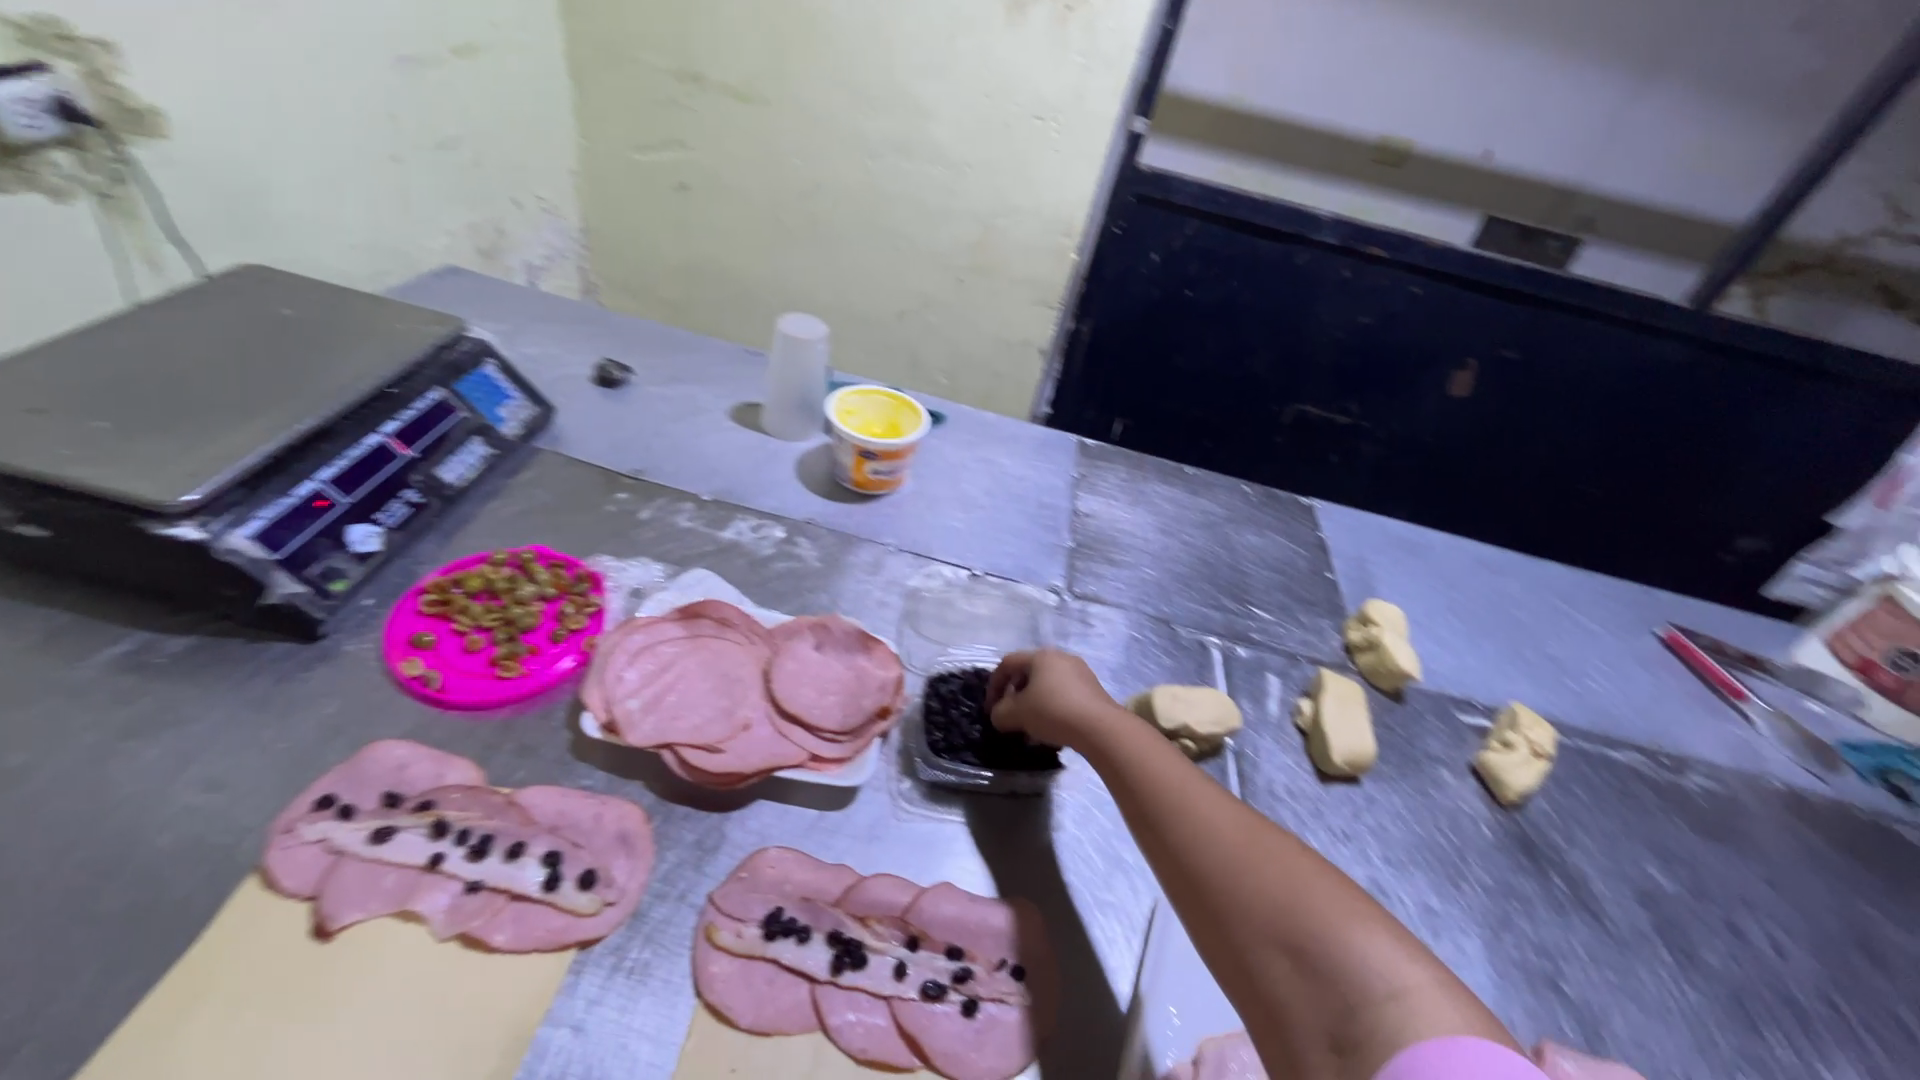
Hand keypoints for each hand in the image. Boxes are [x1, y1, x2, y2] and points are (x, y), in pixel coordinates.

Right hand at [986, 649, 1122, 750]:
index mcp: (1040, 656)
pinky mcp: (1093, 690)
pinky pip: (1064, 695)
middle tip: (1010, 717)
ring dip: (1033, 705)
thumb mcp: (1016, 715)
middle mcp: (1061, 658)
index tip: (991, 709)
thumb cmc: (1052, 712)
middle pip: (1028, 673)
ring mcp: (1080, 673)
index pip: (1007, 663)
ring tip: (1031, 728)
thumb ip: (1000, 713)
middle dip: (1014, 696)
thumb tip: (1000, 715)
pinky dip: (1052, 708)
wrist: (1099, 727)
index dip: (994, 685)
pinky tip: (1052, 730)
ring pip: (1047, 686)